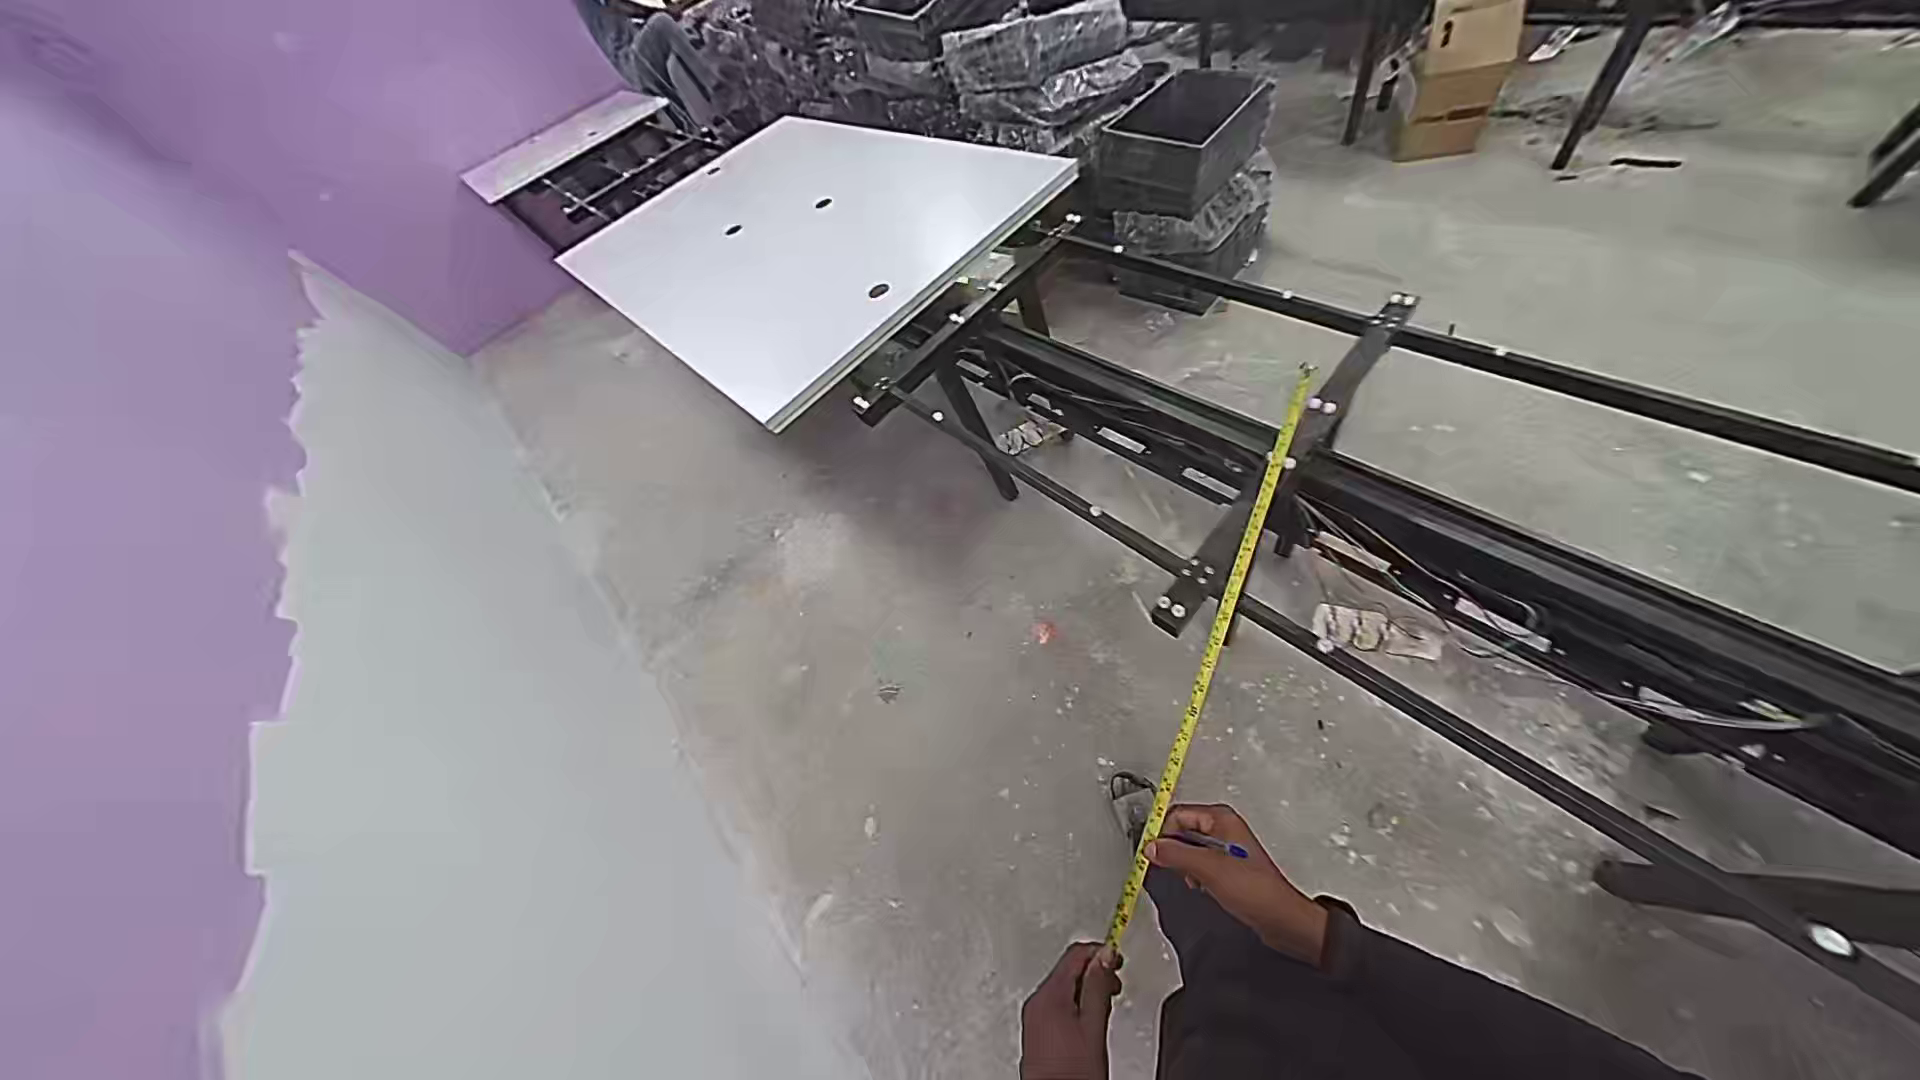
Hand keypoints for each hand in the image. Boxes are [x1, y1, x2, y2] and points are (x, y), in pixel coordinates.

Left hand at [1020, 942, 1121, 1079]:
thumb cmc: (1074, 1075)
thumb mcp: (1094, 1027)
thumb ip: (1099, 987)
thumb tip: (1105, 955)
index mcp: (1049, 995)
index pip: (1074, 955)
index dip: (1099, 952)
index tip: (1117, 957)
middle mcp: (1037, 1002)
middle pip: (1067, 970)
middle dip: (1093, 971)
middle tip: (1115, 980)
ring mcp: (1034, 1018)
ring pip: (1063, 987)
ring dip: (1085, 988)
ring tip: (1107, 1002)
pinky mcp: (1036, 1033)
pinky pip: (1056, 1005)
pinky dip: (1075, 1004)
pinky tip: (1089, 1020)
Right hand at [1146, 804, 1329, 963]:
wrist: (1282, 920)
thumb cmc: (1255, 890)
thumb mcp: (1207, 868)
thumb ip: (1175, 854)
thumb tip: (1151, 847)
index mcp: (1220, 818)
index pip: (1177, 814)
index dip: (1163, 832)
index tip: (1152, 849)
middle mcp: (1223, 827)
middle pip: (1182, 829)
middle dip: (1174, 849)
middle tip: (1172, 865)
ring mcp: (1226, 846)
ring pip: (1189, 847)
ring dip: (1185, 863)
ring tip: (1193, 879)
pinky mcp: (1228, 865)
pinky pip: (1199, 861)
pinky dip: (1195, 872)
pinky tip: (1201, 885)